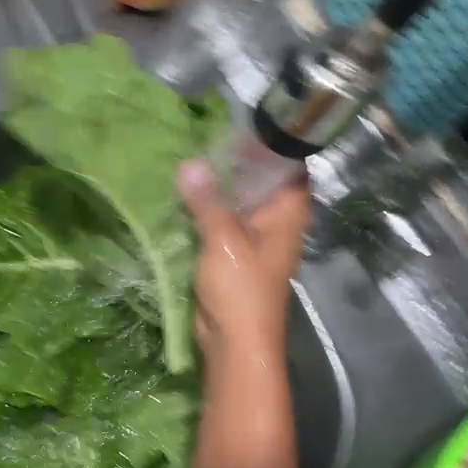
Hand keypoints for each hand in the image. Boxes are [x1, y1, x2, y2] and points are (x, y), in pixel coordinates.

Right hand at [176, 158, 311, 359]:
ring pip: (234, 204)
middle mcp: (276, 220)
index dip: (263, 141)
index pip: (285, 160)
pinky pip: (218, 227)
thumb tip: (188, 164)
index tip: (233, 125)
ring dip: (211, 193)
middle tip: (196, 141)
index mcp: (288, 209)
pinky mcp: (232, 258)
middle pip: (256, 181)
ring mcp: (254, 239)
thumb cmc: (240, 288)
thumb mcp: (222, 239)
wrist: (234, 341)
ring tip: (182, 168)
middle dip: (228, 166)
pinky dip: (202, 216)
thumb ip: (206, 201)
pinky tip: (179, 203)